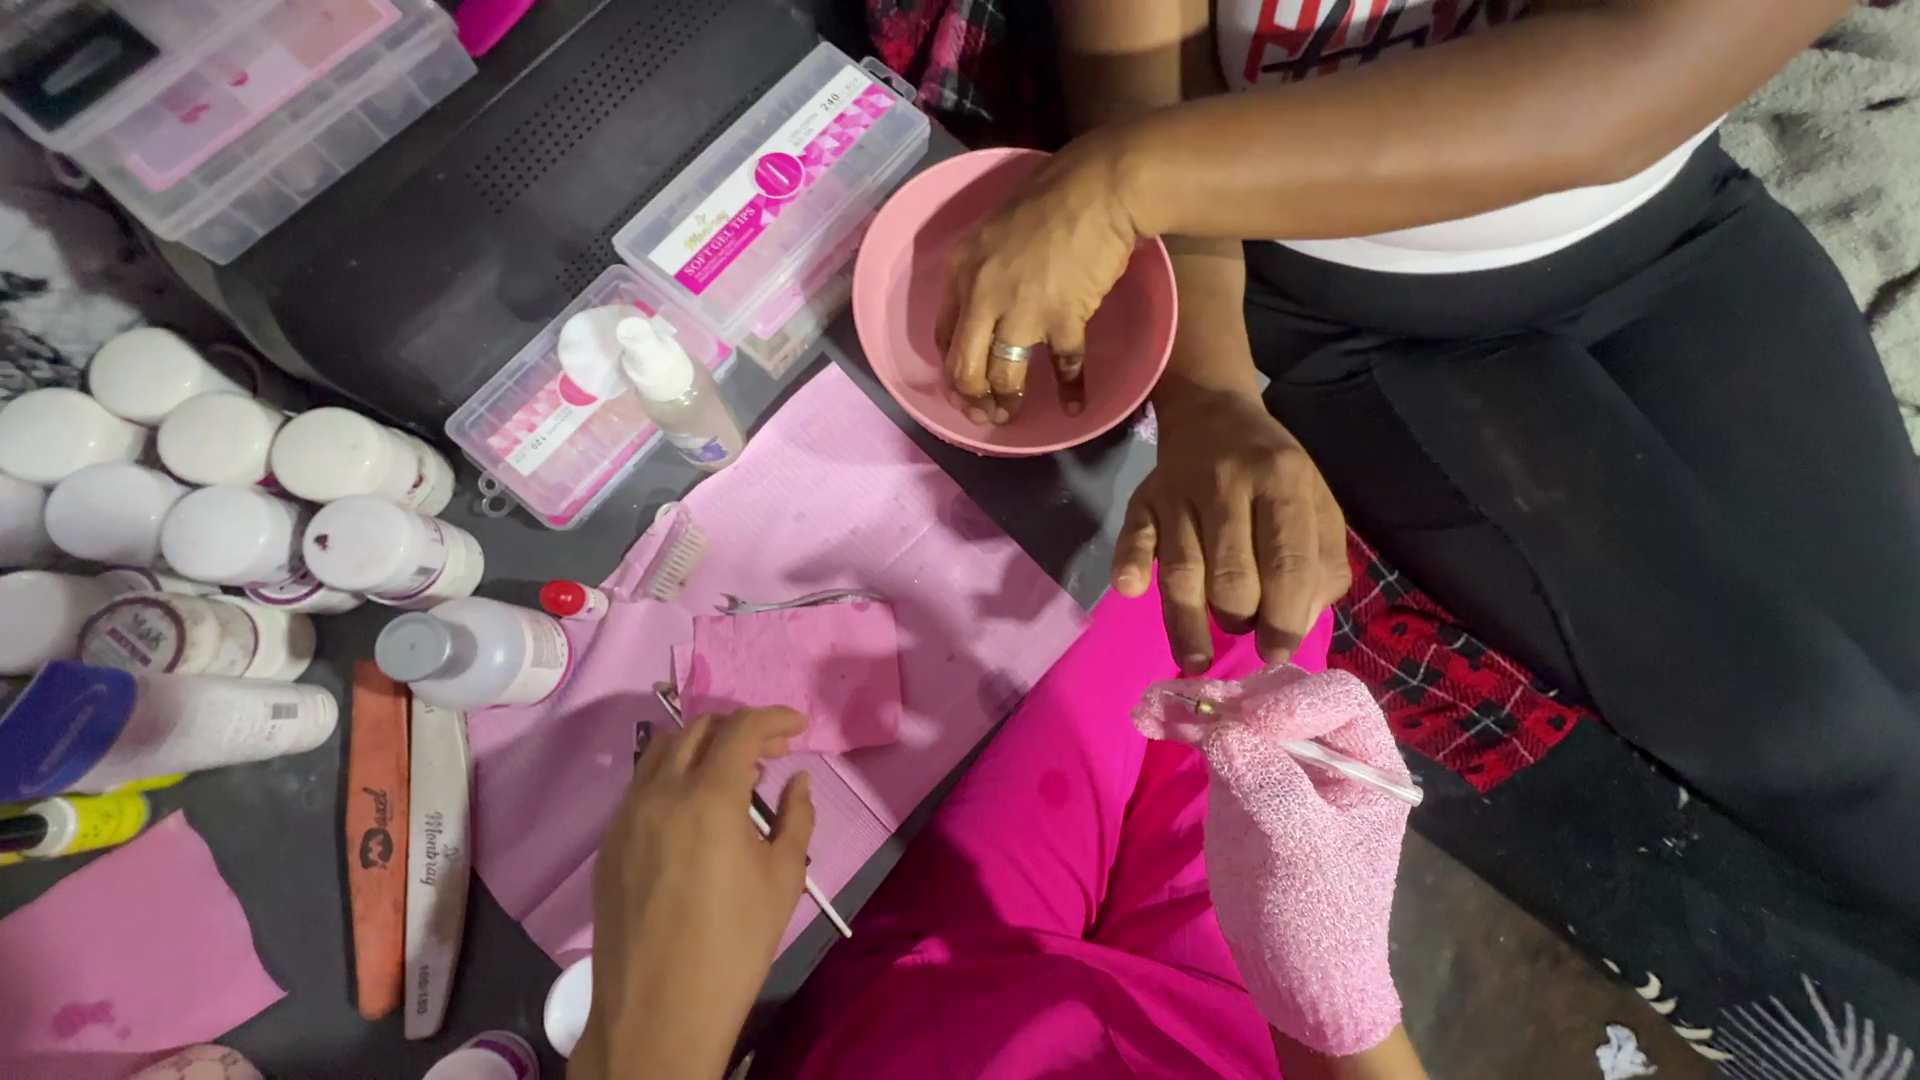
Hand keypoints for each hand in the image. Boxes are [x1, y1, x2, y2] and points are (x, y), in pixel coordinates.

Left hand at [572, 708, 815, 1079]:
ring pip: (663, 752)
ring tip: (734, 775)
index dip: (775, 718)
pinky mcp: (609, 843)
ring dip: (704, 747)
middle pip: (699, 729)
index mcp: (708, 799)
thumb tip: (797, 781)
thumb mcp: (784, 878)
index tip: (799, 727)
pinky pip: (642, 786)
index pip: (742, 729)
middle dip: (741, 729)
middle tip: (773, 752)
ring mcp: (626, 817)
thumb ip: (796, 816)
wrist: (659, 1013)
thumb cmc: (734, 946)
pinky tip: (697, 810)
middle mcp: (660, 794)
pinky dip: (675, 776)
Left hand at [938, 135, 1138, 423]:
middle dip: (971, 400)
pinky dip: (1071, 389)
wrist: (1100, 187)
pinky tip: (1074, 407)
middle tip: (982, 416)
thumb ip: (980, 274)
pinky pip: (1063, 365)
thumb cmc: (1050, 201)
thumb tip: (981, 316)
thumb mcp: (993, 232)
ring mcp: (1022, 311)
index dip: (950, 371)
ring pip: (1003, 376)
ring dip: (1007, 403)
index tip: (960, 389)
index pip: (943, 337)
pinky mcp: (1063, 318)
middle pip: (965, 368)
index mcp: (962, 272)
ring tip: (1011, 416)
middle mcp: (983, 296)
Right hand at [1113, 381, 1350, 671]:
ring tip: (1197, 659)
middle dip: (1238, 618)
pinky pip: (1135, 536)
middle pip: (1231, 573)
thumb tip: (1295, 623)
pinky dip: (1130, 563)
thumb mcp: (1317, 504)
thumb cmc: (1273, 474)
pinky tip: (1131, 587)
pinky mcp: (1144, 499)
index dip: (1285, 617)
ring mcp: (1180, 491)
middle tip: (1241, 628)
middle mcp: (1229, 484)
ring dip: (1189, 621)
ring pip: (1183, 568)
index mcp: (1284, 483)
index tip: (1277, 654)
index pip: (1288, 562)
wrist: (1214, 415)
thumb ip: (1322, 561)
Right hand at [1134, 667, 1411, 1055]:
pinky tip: (1145, 719)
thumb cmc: (1320, 916)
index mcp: (1366, 760)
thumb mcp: (1303, 851)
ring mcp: (1279, 756)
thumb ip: (1269, 785)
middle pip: (1278, 692)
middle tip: (1187, 706)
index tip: (1251, 724)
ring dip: (1190, 702)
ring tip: (1147, 706)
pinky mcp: (1240, 769)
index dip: (1294, 701)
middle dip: (1231, 694)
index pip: (1338, 699)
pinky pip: (1209, 733)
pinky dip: (1177, 724)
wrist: (1291, 965)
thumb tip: (1220, 728)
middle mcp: (1325, 747)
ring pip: (1236, 707)